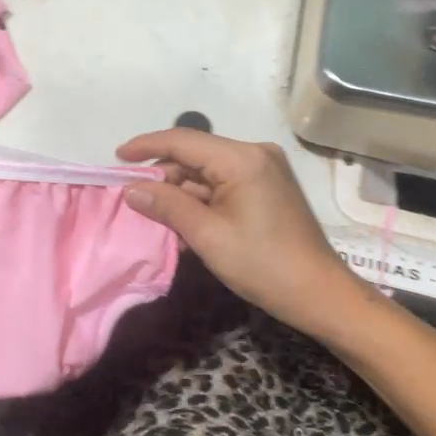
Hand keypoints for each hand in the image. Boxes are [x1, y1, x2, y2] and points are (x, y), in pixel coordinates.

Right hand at [117, 129, 375, 340]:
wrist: (318, 294)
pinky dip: (201, 200)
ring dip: (181, 192)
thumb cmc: (262, 265)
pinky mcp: (268, 188)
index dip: (146, 147)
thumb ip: (167, 206)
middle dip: (163, 176)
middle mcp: (255, 154)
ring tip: (155, 217)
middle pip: (195, 156)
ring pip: (207, 172)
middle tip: (133, 199)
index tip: (117, 158)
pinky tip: (183, 222)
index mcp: (242, 159)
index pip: (183, 141)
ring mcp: (264, 170)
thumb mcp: (207, 236)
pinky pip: (223, 184)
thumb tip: (131, 189)